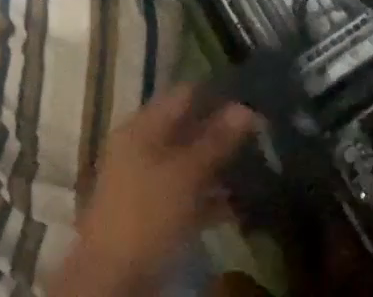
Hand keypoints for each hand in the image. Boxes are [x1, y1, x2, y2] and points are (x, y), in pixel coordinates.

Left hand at [51, 84, 258, 296]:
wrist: (112, 281)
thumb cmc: (147, 214)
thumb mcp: (186, 173)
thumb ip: (217, 140)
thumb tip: (246, 107)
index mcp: (141, 128)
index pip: (184, 95)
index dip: (217, 94)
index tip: (252, 98)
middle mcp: (140, 148)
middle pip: (186, 129)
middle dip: (221, 132)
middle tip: (260, 133)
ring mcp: (144, 182)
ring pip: (188, 163)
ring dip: (218, 165)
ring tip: (256, 164)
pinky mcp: (152, 214)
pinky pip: (185, 194)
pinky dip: (209, 196)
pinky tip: (238, 202)